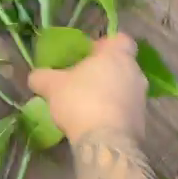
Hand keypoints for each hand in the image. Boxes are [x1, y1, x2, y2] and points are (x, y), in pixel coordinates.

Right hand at [27, 34, 146, 142]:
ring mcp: (140, 97)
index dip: (104, 44)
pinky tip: (94, 122)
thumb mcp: (51, 86)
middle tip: (81, 81)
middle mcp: (134, 72)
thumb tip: (36, 76)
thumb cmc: (80, 101)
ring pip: (124, 87)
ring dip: (108, 92)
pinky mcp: (141, 119)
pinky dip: (112, 111)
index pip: (119, 39)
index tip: (88, 54)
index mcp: (116, 56)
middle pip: (120, 64)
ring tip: (86, 105)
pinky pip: (125, 108)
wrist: (105, 140)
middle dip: (103, 71)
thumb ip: (42, 77)